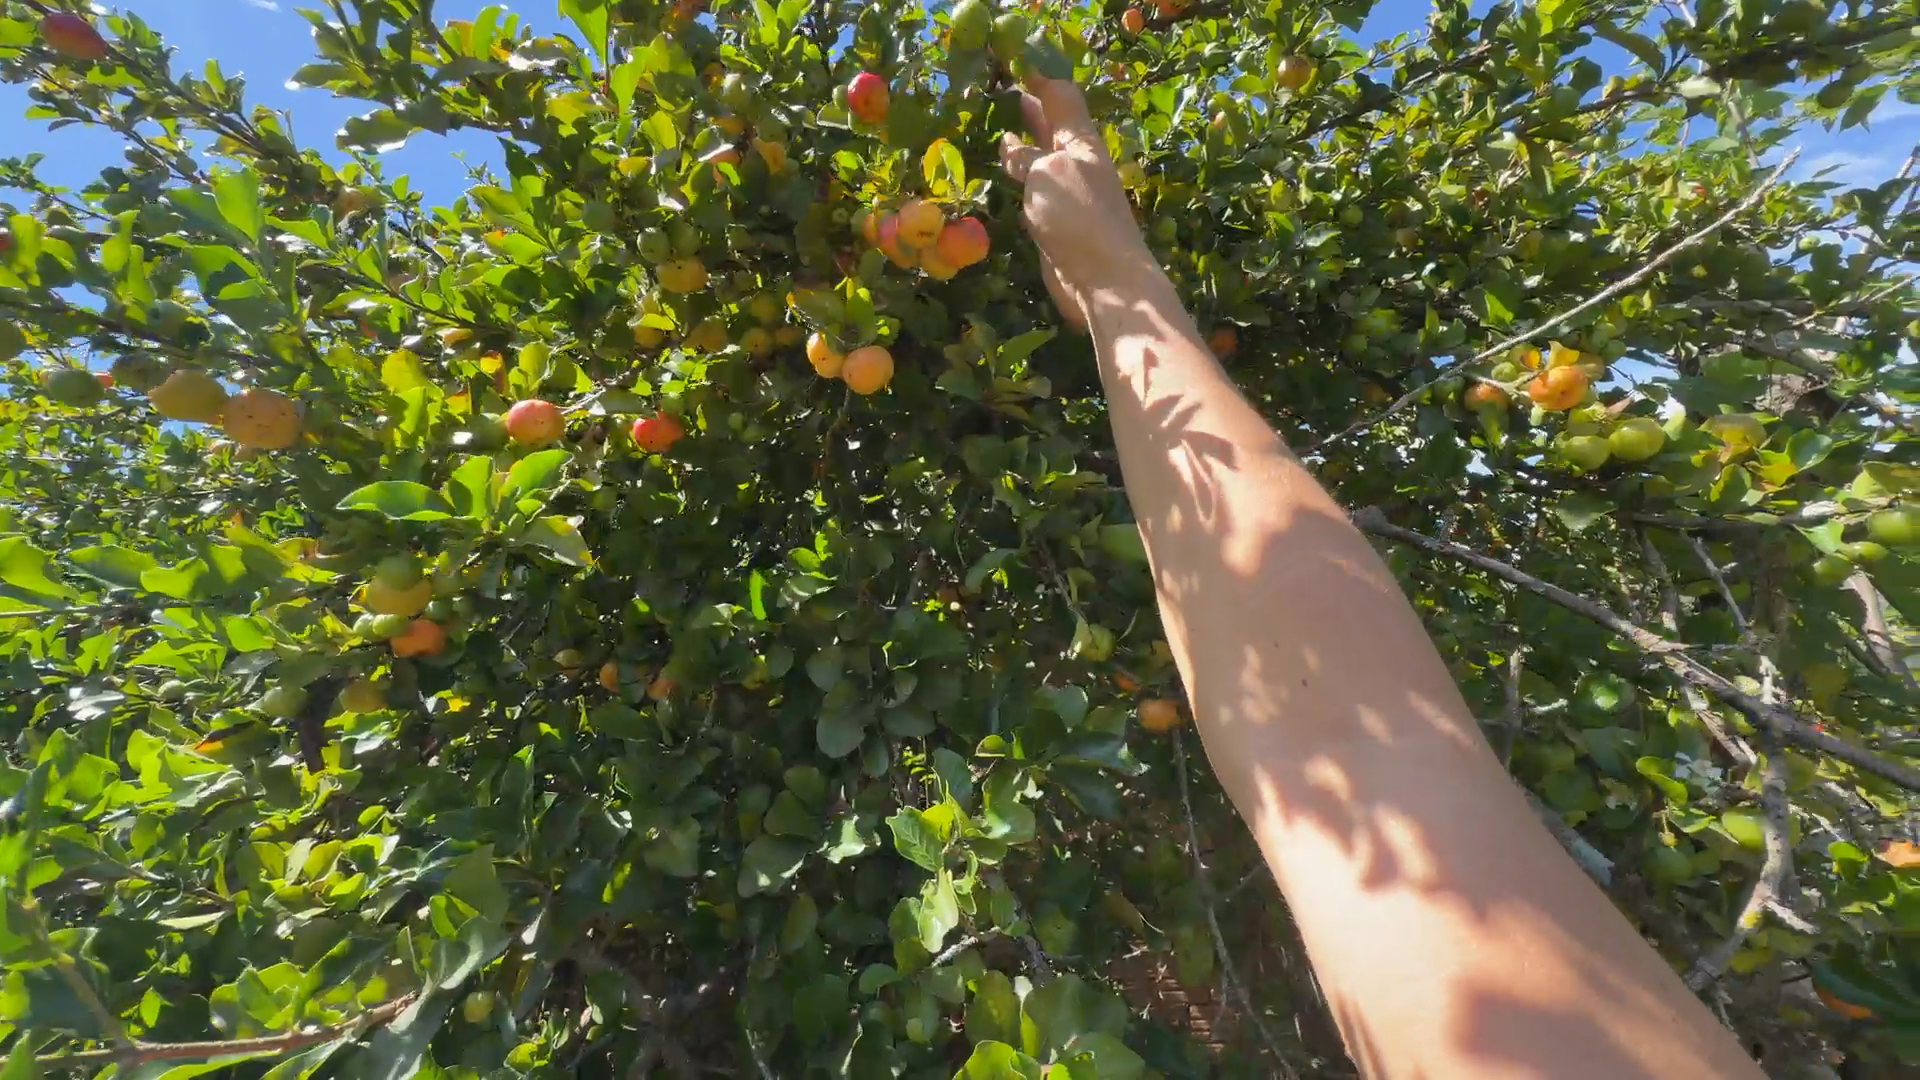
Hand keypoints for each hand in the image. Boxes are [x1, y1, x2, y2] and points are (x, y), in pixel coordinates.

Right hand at [1000, 76, 1151, 331]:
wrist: (1104, 281)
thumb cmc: (1079, 218)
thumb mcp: (1048, 173)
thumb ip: (1026, 156)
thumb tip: (1009, 147)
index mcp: (1079, 141)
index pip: (1058, 95)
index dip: (1037, 77)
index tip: (1012, 65)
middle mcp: (1073, 165)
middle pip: (1049, 128)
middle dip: (1027, 110)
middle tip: (997, 95)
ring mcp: (1065, 199)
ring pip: (1039, 164)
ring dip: (1019, 150)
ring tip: (992, 136)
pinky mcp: (1055, 229)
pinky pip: (1033, 198)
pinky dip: (1018, 188)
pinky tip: (1003, 185)